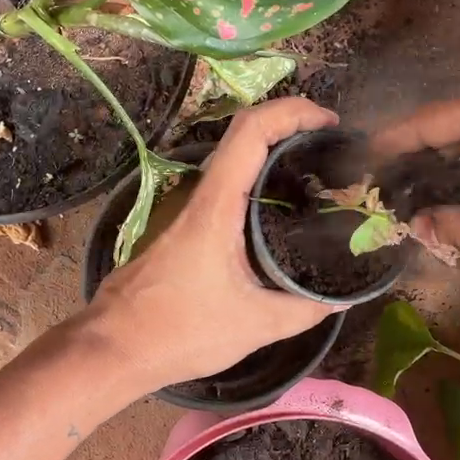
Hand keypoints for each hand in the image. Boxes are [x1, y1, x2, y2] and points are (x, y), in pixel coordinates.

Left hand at [83, 97, 342, 391]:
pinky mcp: (182, 234)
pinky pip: (224, 193)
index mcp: (215, 207)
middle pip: (241, 138)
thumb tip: (344, 298)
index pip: (250, 131)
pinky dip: (255, 186)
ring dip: (270, 156)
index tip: (329, 121)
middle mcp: (199, 200)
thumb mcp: (255, 325)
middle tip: (330, 147)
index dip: (291, 111)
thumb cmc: (180, 331)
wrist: (115, 348)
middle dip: (288, 127)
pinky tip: (277, 214)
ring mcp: (187, 215)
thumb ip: (304, 309)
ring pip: (230, 167)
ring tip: (314, 175)